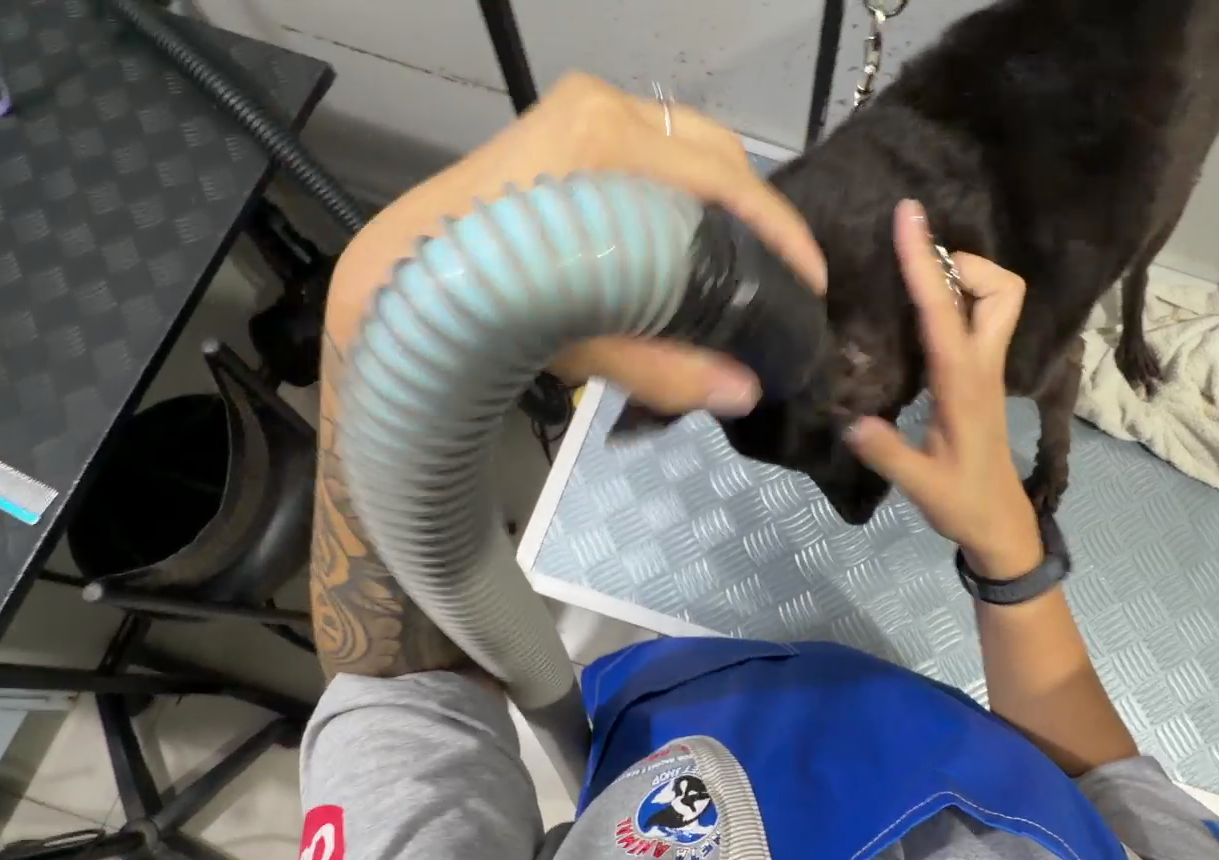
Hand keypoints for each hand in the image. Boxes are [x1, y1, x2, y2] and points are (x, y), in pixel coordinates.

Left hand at [327, 73, 825, 418]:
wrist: (407, 273)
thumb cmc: (488, 300)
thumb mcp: (579, 338)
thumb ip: (661, 366)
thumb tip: (744, 392)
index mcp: (605, 144)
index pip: (724, 179)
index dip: (778, 232)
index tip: (810, 280)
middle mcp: (601, 108)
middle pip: (718, 153)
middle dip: (759, 217)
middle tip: (781, 277)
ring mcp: (584, 108)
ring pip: (692, 146)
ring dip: (726, 202)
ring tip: (747, 260)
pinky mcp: (572, 122)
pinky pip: (661, 149)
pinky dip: (691, 191)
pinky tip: (697, 235)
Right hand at [844, 201, 1043, 578]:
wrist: (1000, 524)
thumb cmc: (963, 504)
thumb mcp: (921, 484)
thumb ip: (886, 451)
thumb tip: (849, 419)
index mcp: (964, 385)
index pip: (945, 312)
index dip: (925, 263)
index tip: (908, 219)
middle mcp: (982, 367)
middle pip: (1002, 289)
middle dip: (966, 264)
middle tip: (922, 270)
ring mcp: (986, 372)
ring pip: (997, 301)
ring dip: (966, 282)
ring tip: (918, 290)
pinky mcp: (980, 380)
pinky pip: (977, 323)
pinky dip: (956, 305)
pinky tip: (920, 318)